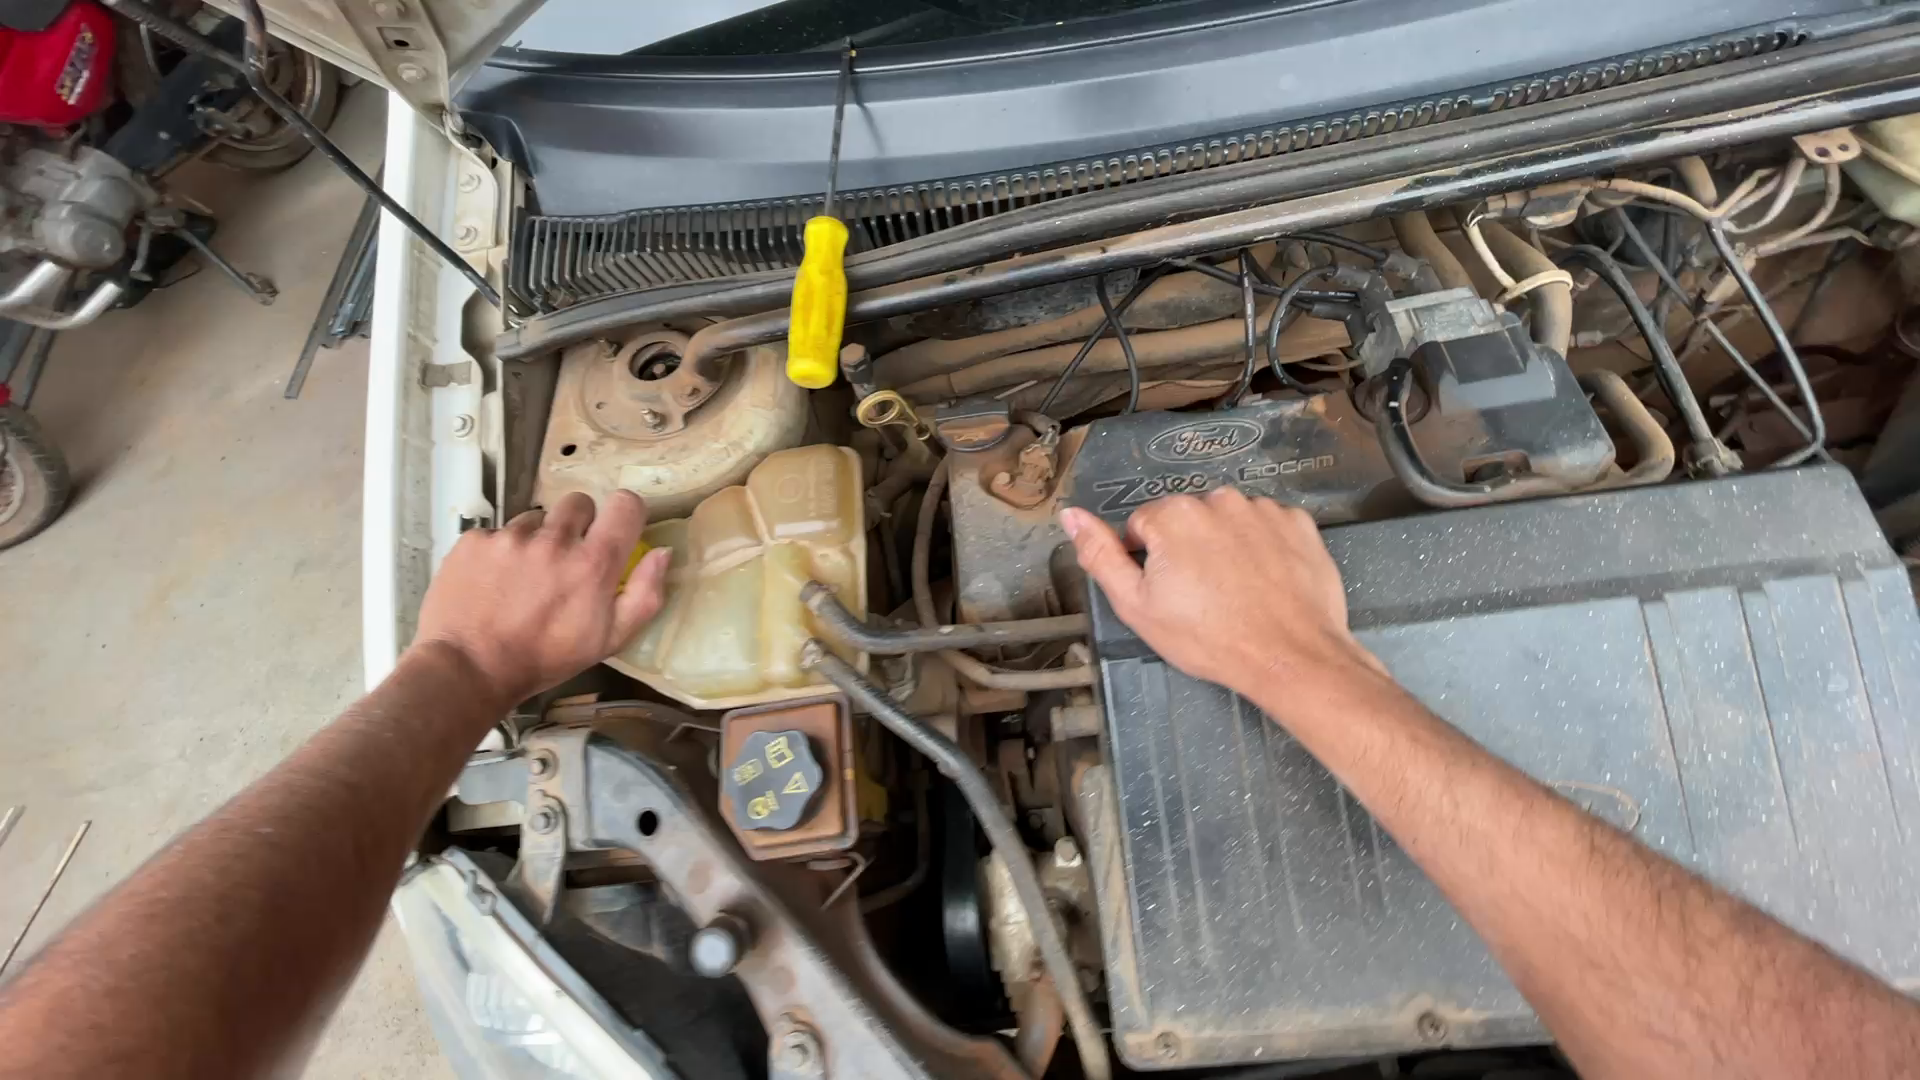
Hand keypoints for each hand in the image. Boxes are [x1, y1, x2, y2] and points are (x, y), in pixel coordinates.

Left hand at [410, 490, 672, 705]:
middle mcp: (555, 540)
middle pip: (580, 503)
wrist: (469, 669)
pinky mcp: (474, 540)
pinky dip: (501, 550)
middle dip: (580, 524)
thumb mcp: (613, 638)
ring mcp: (511, 537)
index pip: (625, 504)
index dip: (625, 513)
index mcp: (594, 562)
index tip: (617, 530)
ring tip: (527, 575)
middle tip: (568, 557)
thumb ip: (646, 593)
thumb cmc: (548, 657)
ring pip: (537, 518)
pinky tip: (496, 580)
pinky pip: (498, 532)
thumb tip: (662, 552)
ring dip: (539, 538)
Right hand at [1060, 487, 1382, 701]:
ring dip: (1224, 546)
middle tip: (1201, 596)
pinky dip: (1262, 547)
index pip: (1142, 527)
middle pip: (1185, 520)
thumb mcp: (1136, 605)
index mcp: (1172, 516)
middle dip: (1186, 549)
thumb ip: (1100, 554)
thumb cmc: (1207, 637)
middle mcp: (1217, 499)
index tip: (1168, 592)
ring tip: (1235, 591)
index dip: (1149, 562)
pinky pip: (1266, 526)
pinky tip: (1264, 581)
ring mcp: (1262, 509)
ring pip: (1226, 521)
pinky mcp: (1298, 523)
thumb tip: (1070, 515)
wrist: (1290, 656)